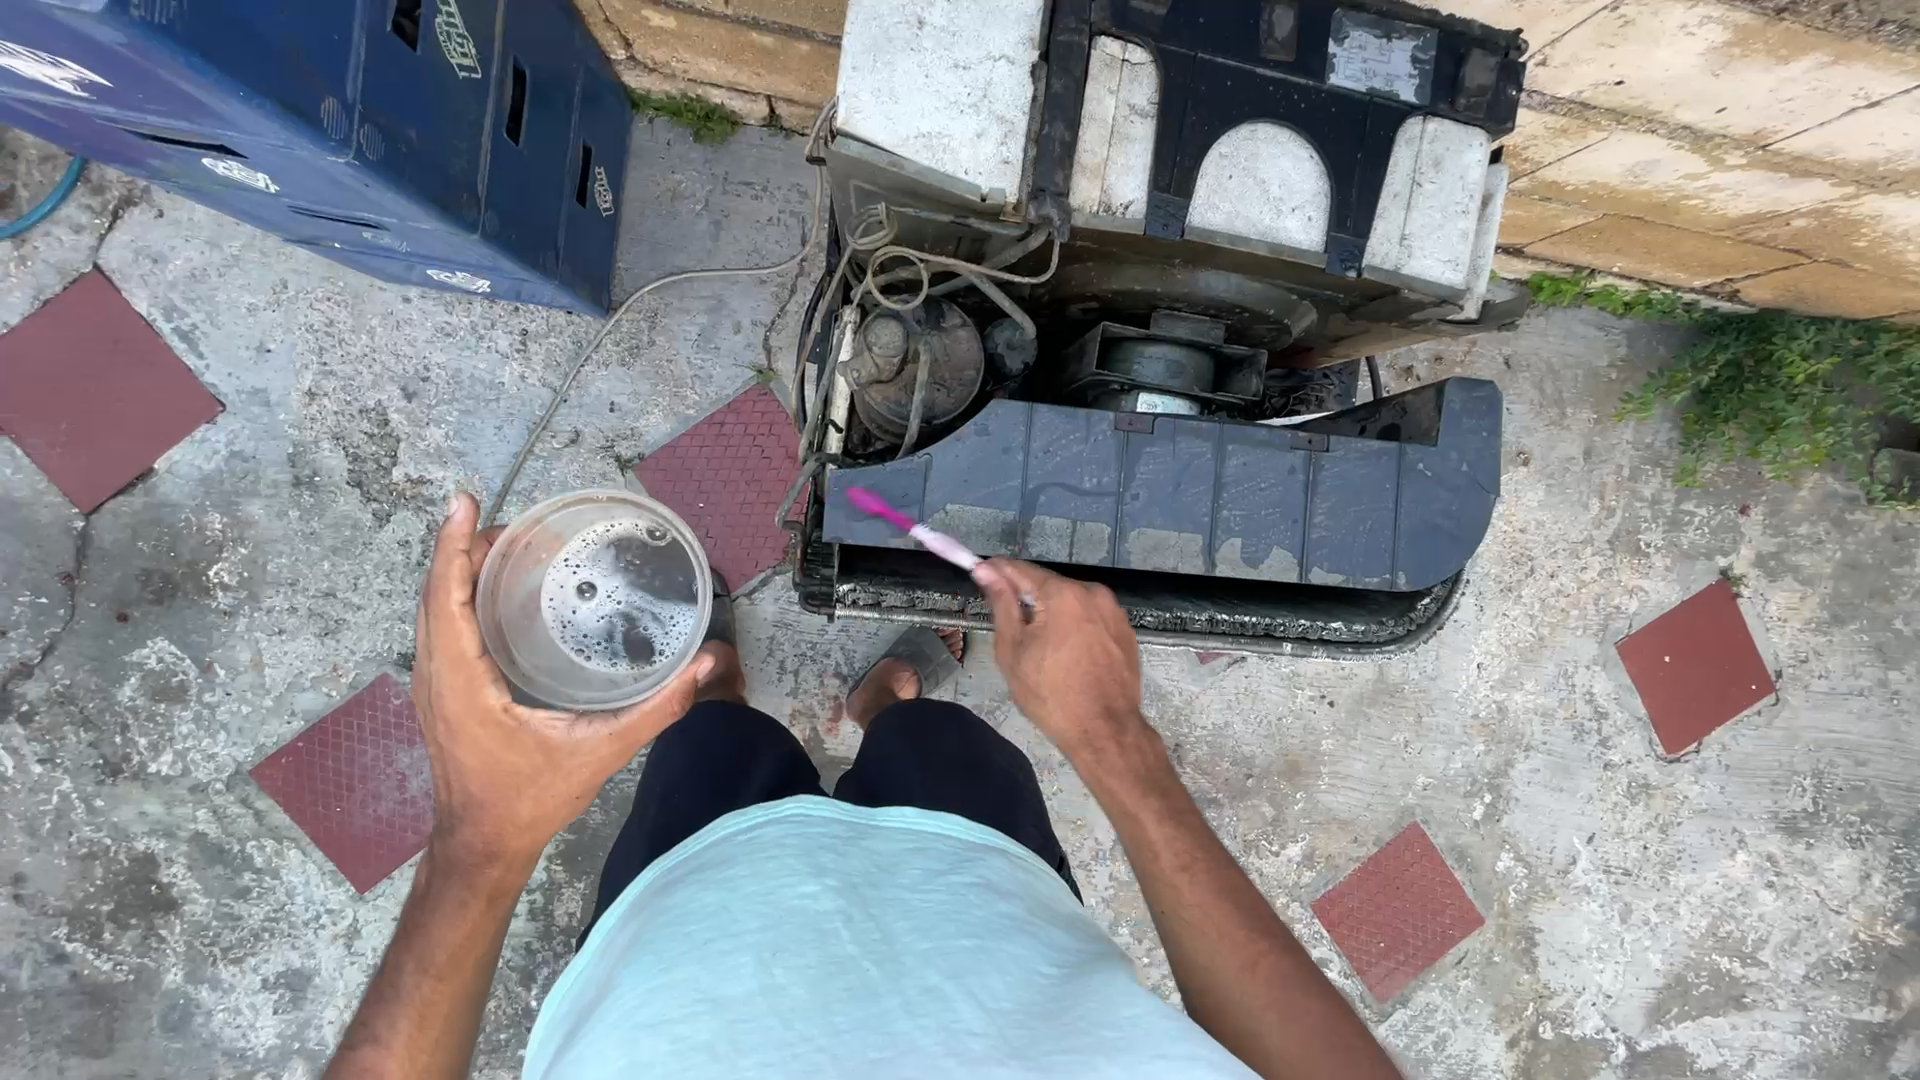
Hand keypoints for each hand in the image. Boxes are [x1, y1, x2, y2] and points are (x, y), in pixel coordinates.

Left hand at [412, 492, 715, 872]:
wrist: (483, 845)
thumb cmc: (534, 798)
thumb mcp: (602, 750)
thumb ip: (658, 706)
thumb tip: (708, 662)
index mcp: (461, 682)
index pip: (447, 599)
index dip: (452, 547)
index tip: (462, 502)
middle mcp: (435, 675)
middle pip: (435, 595)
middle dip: (461, 547)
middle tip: (512, 518)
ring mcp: (432, 685)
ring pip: (433, 610)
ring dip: (457, 569)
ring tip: (504, 540)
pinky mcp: (441, 692)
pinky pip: (440, 628)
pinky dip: (458, 595)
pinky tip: (495, 590)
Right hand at [972, 558, 1146, 755]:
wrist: (1105, 731)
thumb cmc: (1051, 694)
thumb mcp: (1013, 650)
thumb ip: (1001, 604)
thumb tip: (986, 571)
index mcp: (1062, 594)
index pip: (1021, 569)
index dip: (997, 571)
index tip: (979, 573)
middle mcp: (1093, 593)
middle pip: (1048, 584)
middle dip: (1026, 598)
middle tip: (1009, 625)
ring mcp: (1114, 611)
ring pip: (1071, 601)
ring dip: (1051, 612)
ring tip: (1039, 646)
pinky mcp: (1125, 630)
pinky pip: (1091, 618)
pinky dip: (1075, 626)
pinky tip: (1067, 654)